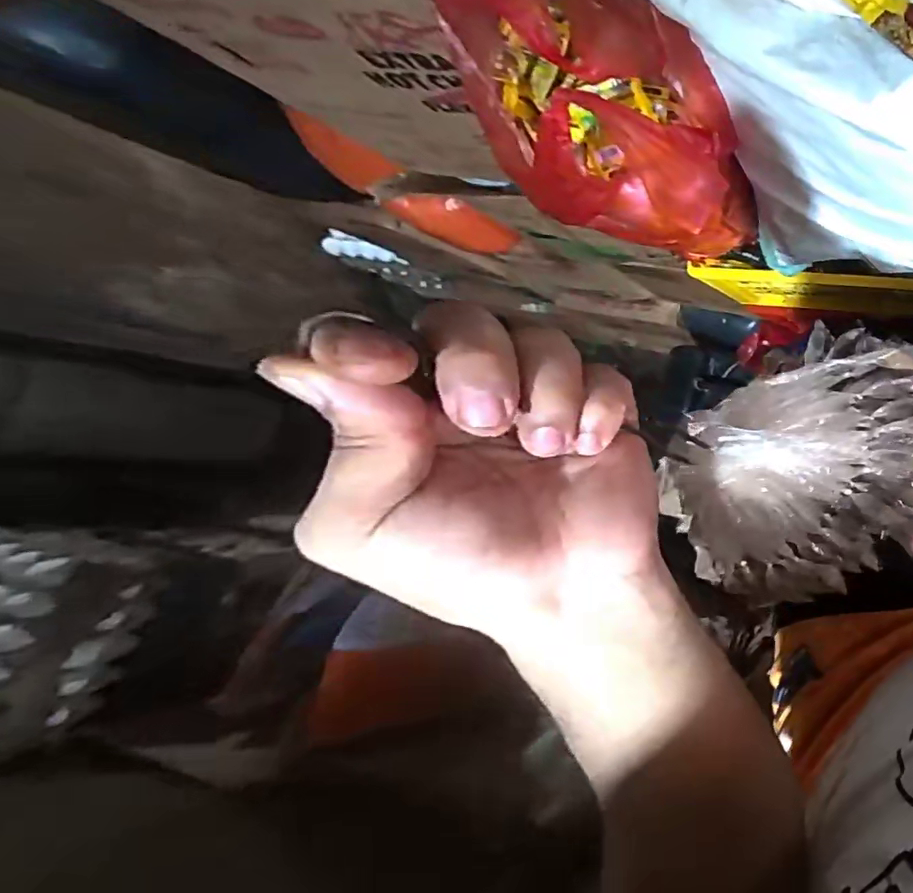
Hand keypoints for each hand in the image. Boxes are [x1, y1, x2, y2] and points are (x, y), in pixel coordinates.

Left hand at [255, 303, 659, 648]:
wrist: (568, 592)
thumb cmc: (459, 566)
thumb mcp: (369, 529)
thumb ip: (353, 450)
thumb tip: (308, 366)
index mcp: (398, 416)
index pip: (362, 343)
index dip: (365, 337)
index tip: (391, 367)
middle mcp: (466, 392)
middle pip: (462, 319)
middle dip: (477, 359)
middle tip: (488, 421)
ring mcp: (540, 396)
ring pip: (542, 337)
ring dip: (548, 389)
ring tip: (548, 448)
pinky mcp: (600, 407)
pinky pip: (603, 372)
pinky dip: (599, 405)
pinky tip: (590, 447)